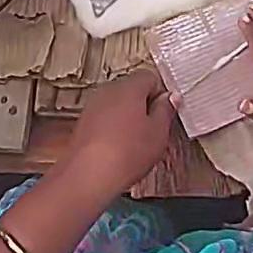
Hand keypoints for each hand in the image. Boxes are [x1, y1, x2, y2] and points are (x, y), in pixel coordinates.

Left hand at [62, 70, 178, 194]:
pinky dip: (113, 128)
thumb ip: (166, 110)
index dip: (161, 93)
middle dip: (145, 105)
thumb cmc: (128, 152)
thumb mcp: (158, 132)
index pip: (149, 77)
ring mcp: (92, 106)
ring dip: (128, 117)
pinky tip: (118, 148)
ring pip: (117, 104)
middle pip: (132, 89)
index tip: (167, 112)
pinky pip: (104, 118)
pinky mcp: (82, 123)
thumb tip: (170, 96)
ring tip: (136, 142)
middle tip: (155, 129)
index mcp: (129, 87)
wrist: (88, 175)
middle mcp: (108, 90)